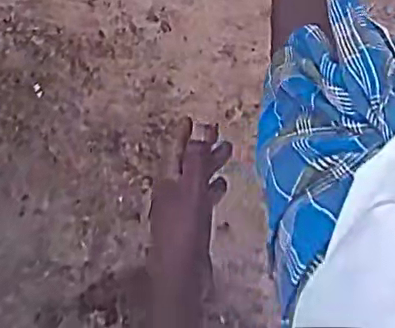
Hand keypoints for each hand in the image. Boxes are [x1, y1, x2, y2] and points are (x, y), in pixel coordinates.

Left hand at [148, 118, 231, 327]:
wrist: (181, 275)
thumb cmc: (185, 227)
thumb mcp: (192, 187)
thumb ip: (197, 158)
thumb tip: (200, 129)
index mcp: (166, 181)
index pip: (175, 150)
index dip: (182, 134)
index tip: (189, 118)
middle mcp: (170, 192)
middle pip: (186, 162)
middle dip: (201, 146)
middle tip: (217, 131)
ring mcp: (179, 209)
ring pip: (195, 179)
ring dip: (210, 165)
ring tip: (228, 152)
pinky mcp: (189, 224)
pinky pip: (201, 196)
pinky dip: (211, 186)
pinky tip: (222, 185)